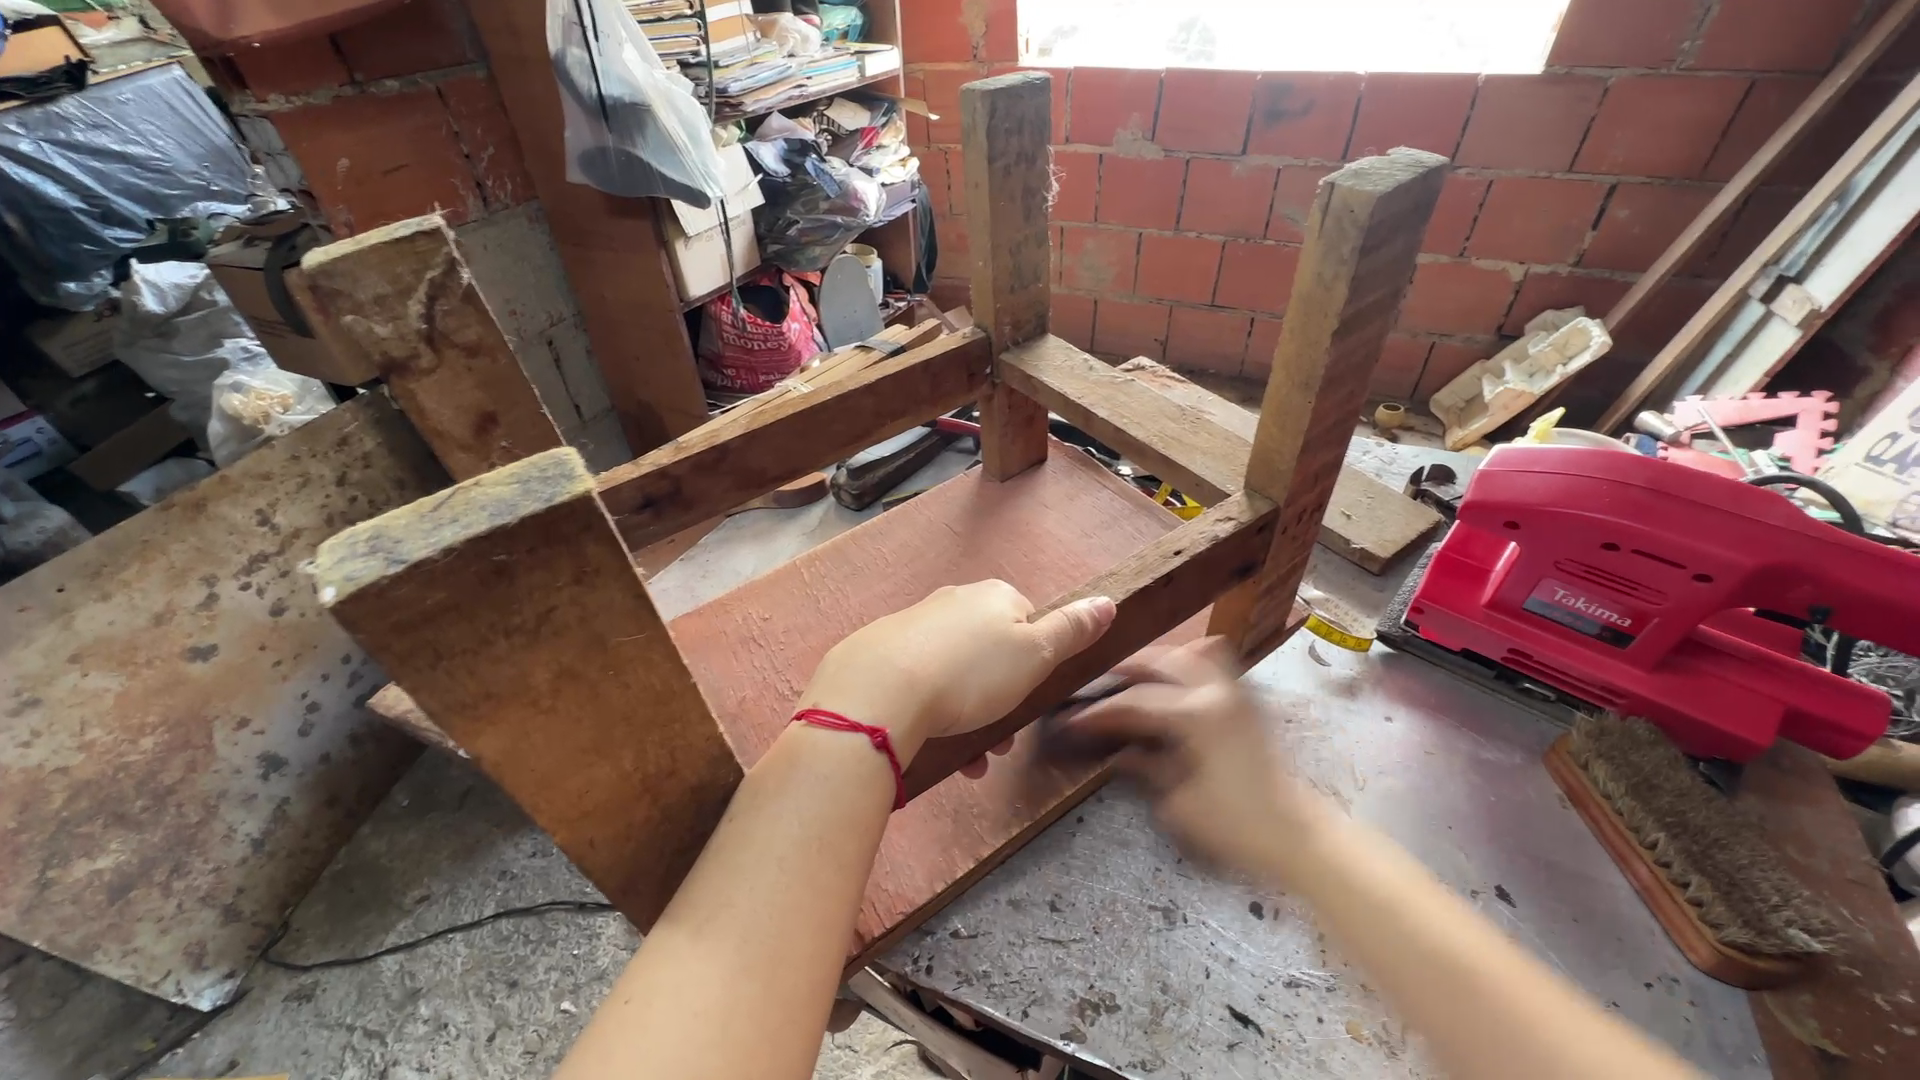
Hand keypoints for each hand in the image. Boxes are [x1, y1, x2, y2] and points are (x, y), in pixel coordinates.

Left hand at [798, 580, 1115, 763]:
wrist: (879, 692)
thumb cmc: (971, 673)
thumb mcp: (1036, 654)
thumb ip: (1072, 630)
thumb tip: (1107, 600)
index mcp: (993, 596)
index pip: (1027, 623)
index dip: (1035, 665)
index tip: (1031, 699)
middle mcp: (952, 602)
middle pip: (991, 654)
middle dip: (1001, 702)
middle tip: (1001, 742)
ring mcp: (913, 627)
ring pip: (956, 676)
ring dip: (972, 720)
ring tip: (973, 759)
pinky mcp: (880, 655)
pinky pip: (921, 685)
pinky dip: (935, 716)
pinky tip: (938, 748)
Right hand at [1064, 638, 1330, 878]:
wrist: (1297, 836)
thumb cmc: (1235, 826)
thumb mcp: (1177, 803)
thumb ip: (1145, 767)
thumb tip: (1120, 751)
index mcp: (1196, 715)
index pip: (1134, 702)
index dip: (1098, 712)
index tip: (1072, 721)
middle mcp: (1218, 692)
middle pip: (1161, 661)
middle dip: (1125, 670)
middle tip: (1099, 686)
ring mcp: (1238, 693)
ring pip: (1193, 653)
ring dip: (1159, 661)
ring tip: (1134, 677)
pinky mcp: (1250, 703)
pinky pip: (1216, 665)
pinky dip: (1189, 666)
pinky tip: (1173, 686)